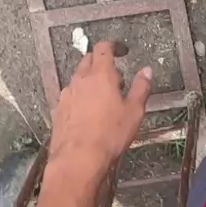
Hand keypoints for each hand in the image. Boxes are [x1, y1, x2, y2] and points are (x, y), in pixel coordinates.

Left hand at [47, 41, 152, 182]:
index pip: (103, 49)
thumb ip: (141, 88)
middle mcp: (80, 80)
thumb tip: (147, 71)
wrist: (77, 160)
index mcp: (100, 75)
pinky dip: (80, 96)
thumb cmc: (109, 135)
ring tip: (103, 97)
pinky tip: (88, 112)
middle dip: (101, 62)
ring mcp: (67, 94)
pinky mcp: (58, 110)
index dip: (113, 46)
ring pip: (78, 78)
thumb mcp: (134, 112)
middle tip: (115, 76)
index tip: (121, 51)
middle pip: (88, 60)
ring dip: (90, 80)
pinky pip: (70, 95)